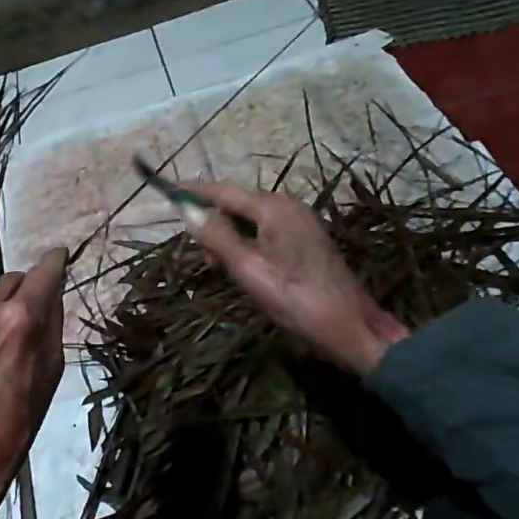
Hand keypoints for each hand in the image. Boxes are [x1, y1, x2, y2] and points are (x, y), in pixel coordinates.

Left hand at [0, 249, 67, 518]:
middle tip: (28, 320)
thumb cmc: (18, 420)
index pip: (43, 272)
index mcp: (19, 318)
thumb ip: (52, 323)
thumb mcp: (51, 371)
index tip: (60, 257)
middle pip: (12, 280)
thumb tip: (51, 292)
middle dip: (24, 293)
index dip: (55, 263)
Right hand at [181, 183, 406, 375]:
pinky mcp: (305, 239)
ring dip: (229, 237)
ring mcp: (299, 222)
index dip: (194, 192)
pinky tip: (242, 268)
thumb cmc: (296, 300)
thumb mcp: (249, 270)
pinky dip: (247, 244)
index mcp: (274, 208)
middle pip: (237, 203)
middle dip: (213, 222)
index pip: (224, 191)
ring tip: (221, 268)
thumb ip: (217, 238)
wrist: (351, 328)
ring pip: (250, 220)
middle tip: (203, 256)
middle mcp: (288, 206)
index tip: (167, 190)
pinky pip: (265, 231)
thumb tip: (188, 212)